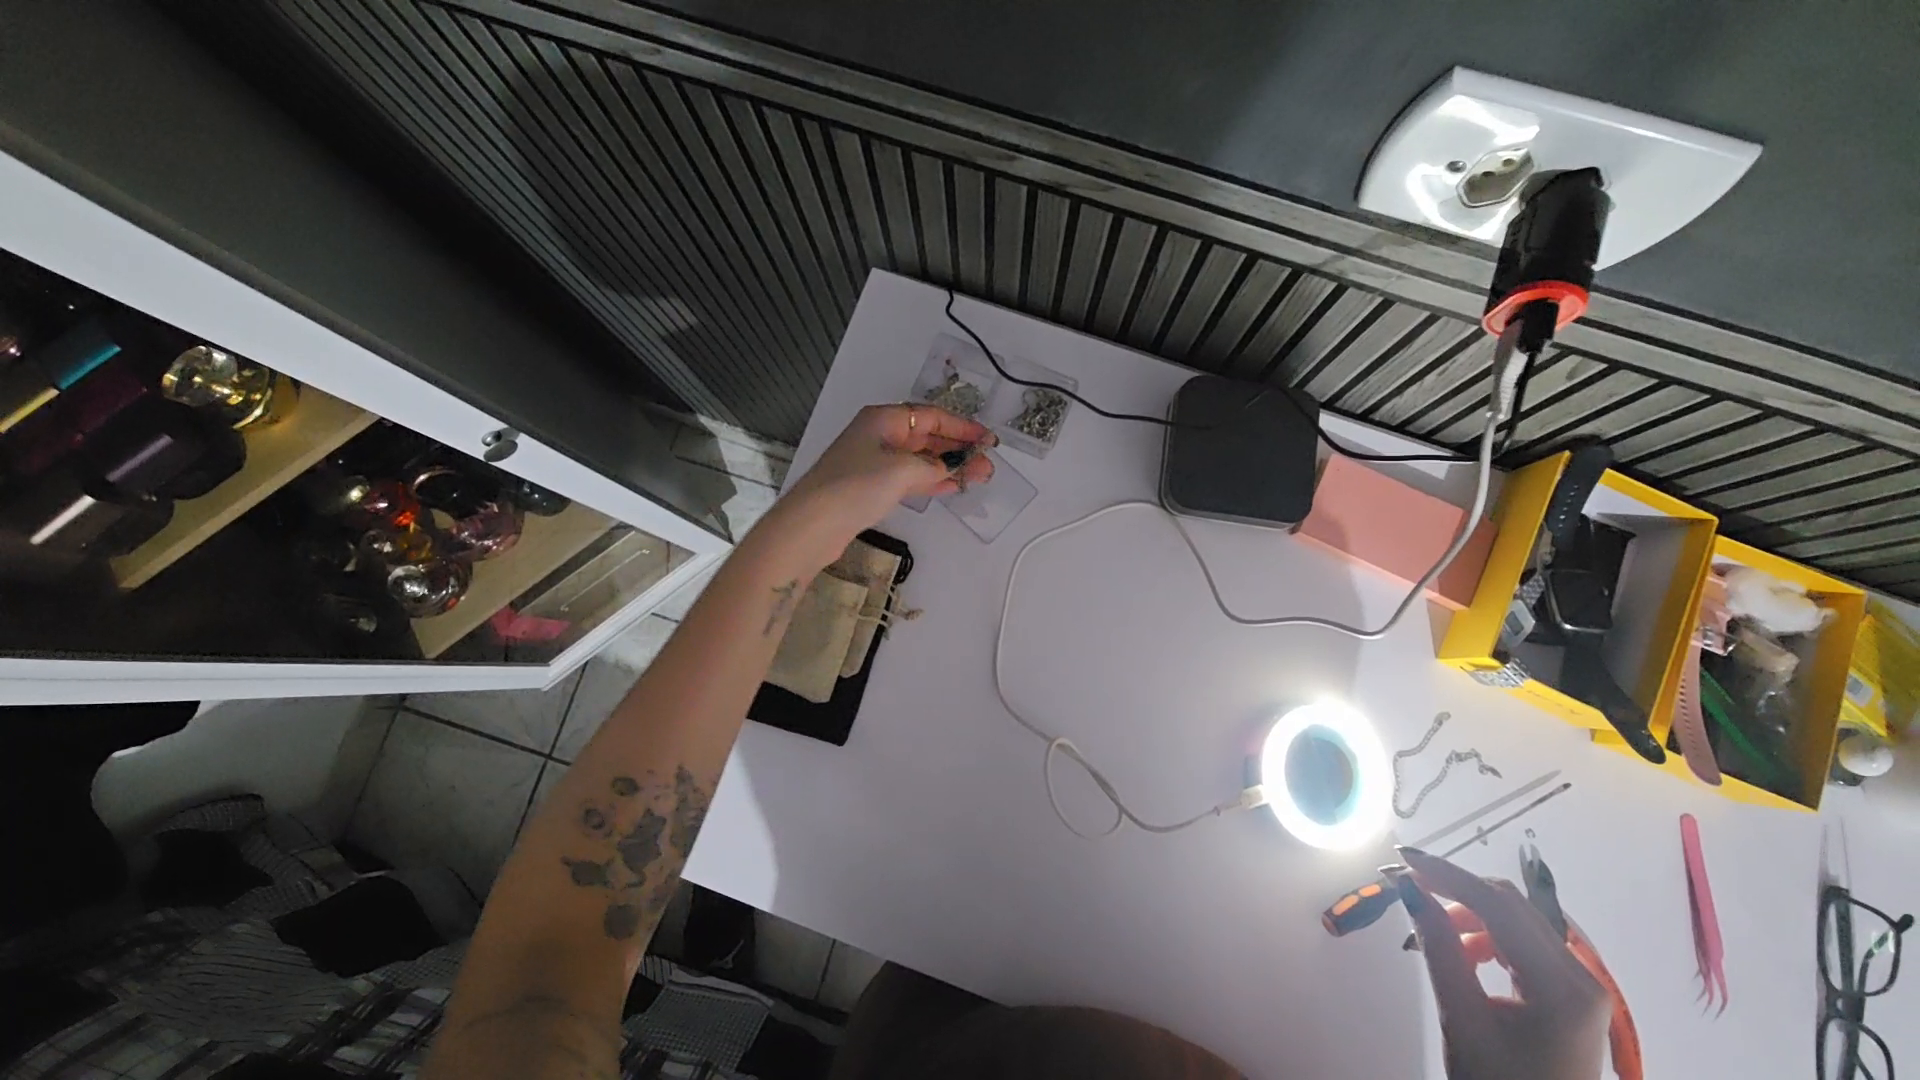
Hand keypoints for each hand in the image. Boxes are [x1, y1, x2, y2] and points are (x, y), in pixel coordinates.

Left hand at [760, 403, 994, 571]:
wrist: (813, 524)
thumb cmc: (855, 487)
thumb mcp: (901, 470)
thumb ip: (932, 466)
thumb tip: (950, 468)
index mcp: (884, 419)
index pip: (931, 416)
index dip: (962, 427)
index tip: (988, 439)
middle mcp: (879, 435)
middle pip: (927, 436)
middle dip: (959, 449)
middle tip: (988, 463)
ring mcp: (875, 462)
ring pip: (921, 459)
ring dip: (949, 466)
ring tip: (979, 477)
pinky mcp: (872, 487)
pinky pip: (910, 477)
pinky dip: (932, 480)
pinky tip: (952, 486)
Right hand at [1395, 846, 1609, 1079]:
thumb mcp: (1462, 1019)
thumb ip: (1438, 948)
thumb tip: (1408, 889)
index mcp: (1562, 987)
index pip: (1498, 906)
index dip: (1447, 875)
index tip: (1401, 860)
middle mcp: (1581, 976)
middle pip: (1511, 906)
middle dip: (1455, 892)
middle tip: (1408, 892)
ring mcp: (1581, 984)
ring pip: (1516, 919)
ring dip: (1470, 915)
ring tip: (1434, 937)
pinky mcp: (1571, 992)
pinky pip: (1523, 942)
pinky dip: (1487, 936)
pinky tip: (1464, 956)